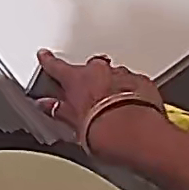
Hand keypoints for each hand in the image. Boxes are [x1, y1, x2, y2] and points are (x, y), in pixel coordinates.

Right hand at [35, 50, 173, 165]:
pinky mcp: (143, 83)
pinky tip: (128, 108)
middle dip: (88, 81)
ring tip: (109, 109)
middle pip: (89, 70)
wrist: (135, 134)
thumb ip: (59, 110)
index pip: (57, 66)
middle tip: (86, 101)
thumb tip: (49, 106)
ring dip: (109, 87)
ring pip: (112, 76)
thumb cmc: (102, 128)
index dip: (49, 62)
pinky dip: (130, 92)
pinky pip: (133, 83)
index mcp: (77, 78)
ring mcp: (122, 75)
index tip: (45, 56)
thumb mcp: (72, 123)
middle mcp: (99, 71)